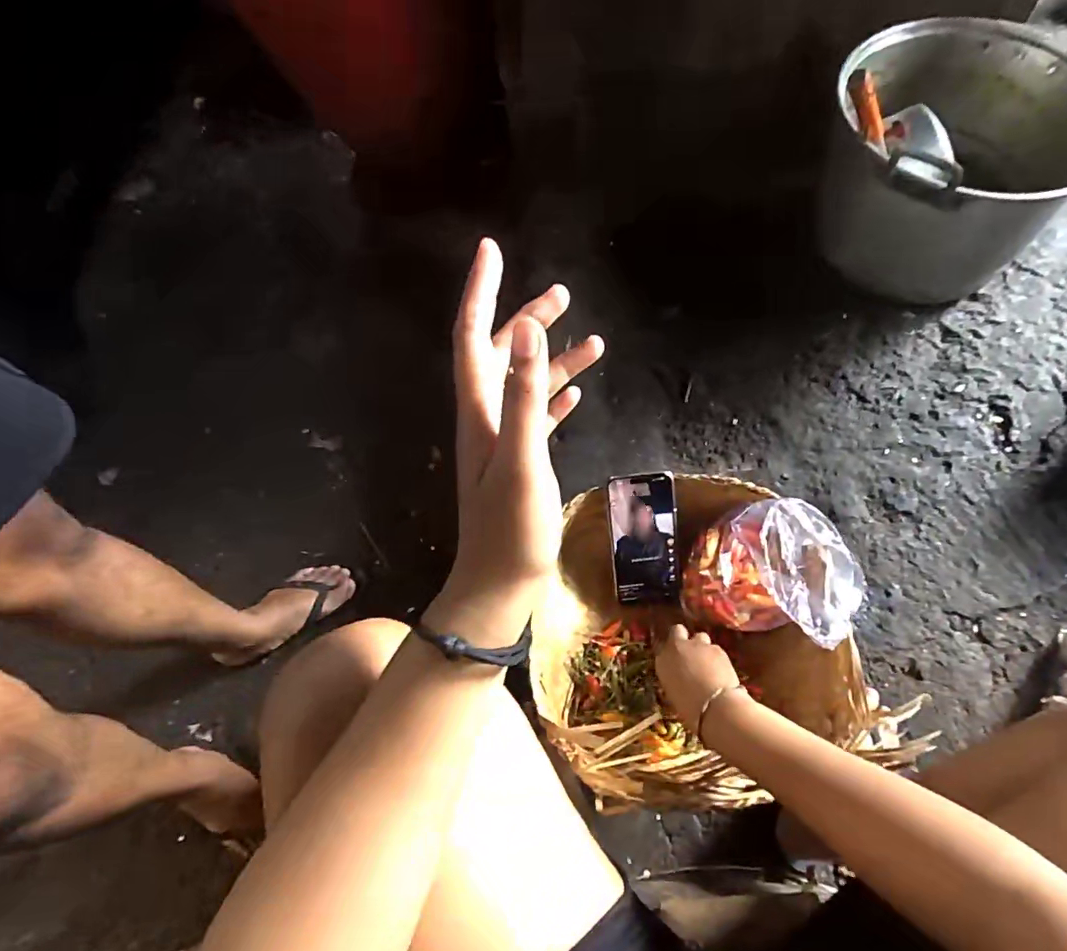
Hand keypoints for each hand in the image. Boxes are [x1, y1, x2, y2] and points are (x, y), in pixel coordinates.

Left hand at [432, 240, 603, 643]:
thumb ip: (524, 397)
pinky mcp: (521, 465)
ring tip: (593, 340)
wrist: (500, 585)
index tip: (493, 250)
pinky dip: (555, 399)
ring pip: (526, 386)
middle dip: (526, 319)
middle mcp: (486, 420)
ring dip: (553, 360)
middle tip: (562, 294)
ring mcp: (504, 444)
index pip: (473, 338)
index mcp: (480, 413)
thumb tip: (524, 333)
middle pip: (501, 355)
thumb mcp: (520, 460)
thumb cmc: (511, 531)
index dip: (482, 293)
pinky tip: (577, 395)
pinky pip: (538, 419)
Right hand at [656, 624, 742, 730]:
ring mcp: (699, 645)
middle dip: (684, 639)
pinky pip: (715, 648)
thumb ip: (675, 676)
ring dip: (702, 647)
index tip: (675, 660)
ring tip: (708, 664)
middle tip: (690, 654)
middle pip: (678, 631)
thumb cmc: (688, 706)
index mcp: (663, 660)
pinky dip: (717, 657)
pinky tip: (721, 670)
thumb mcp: (673, 692)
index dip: (671, 651)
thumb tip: (680, 675)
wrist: (714, 704)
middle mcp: (678, 647)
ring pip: (700, 637)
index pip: (663, 646)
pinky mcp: (718, 648)